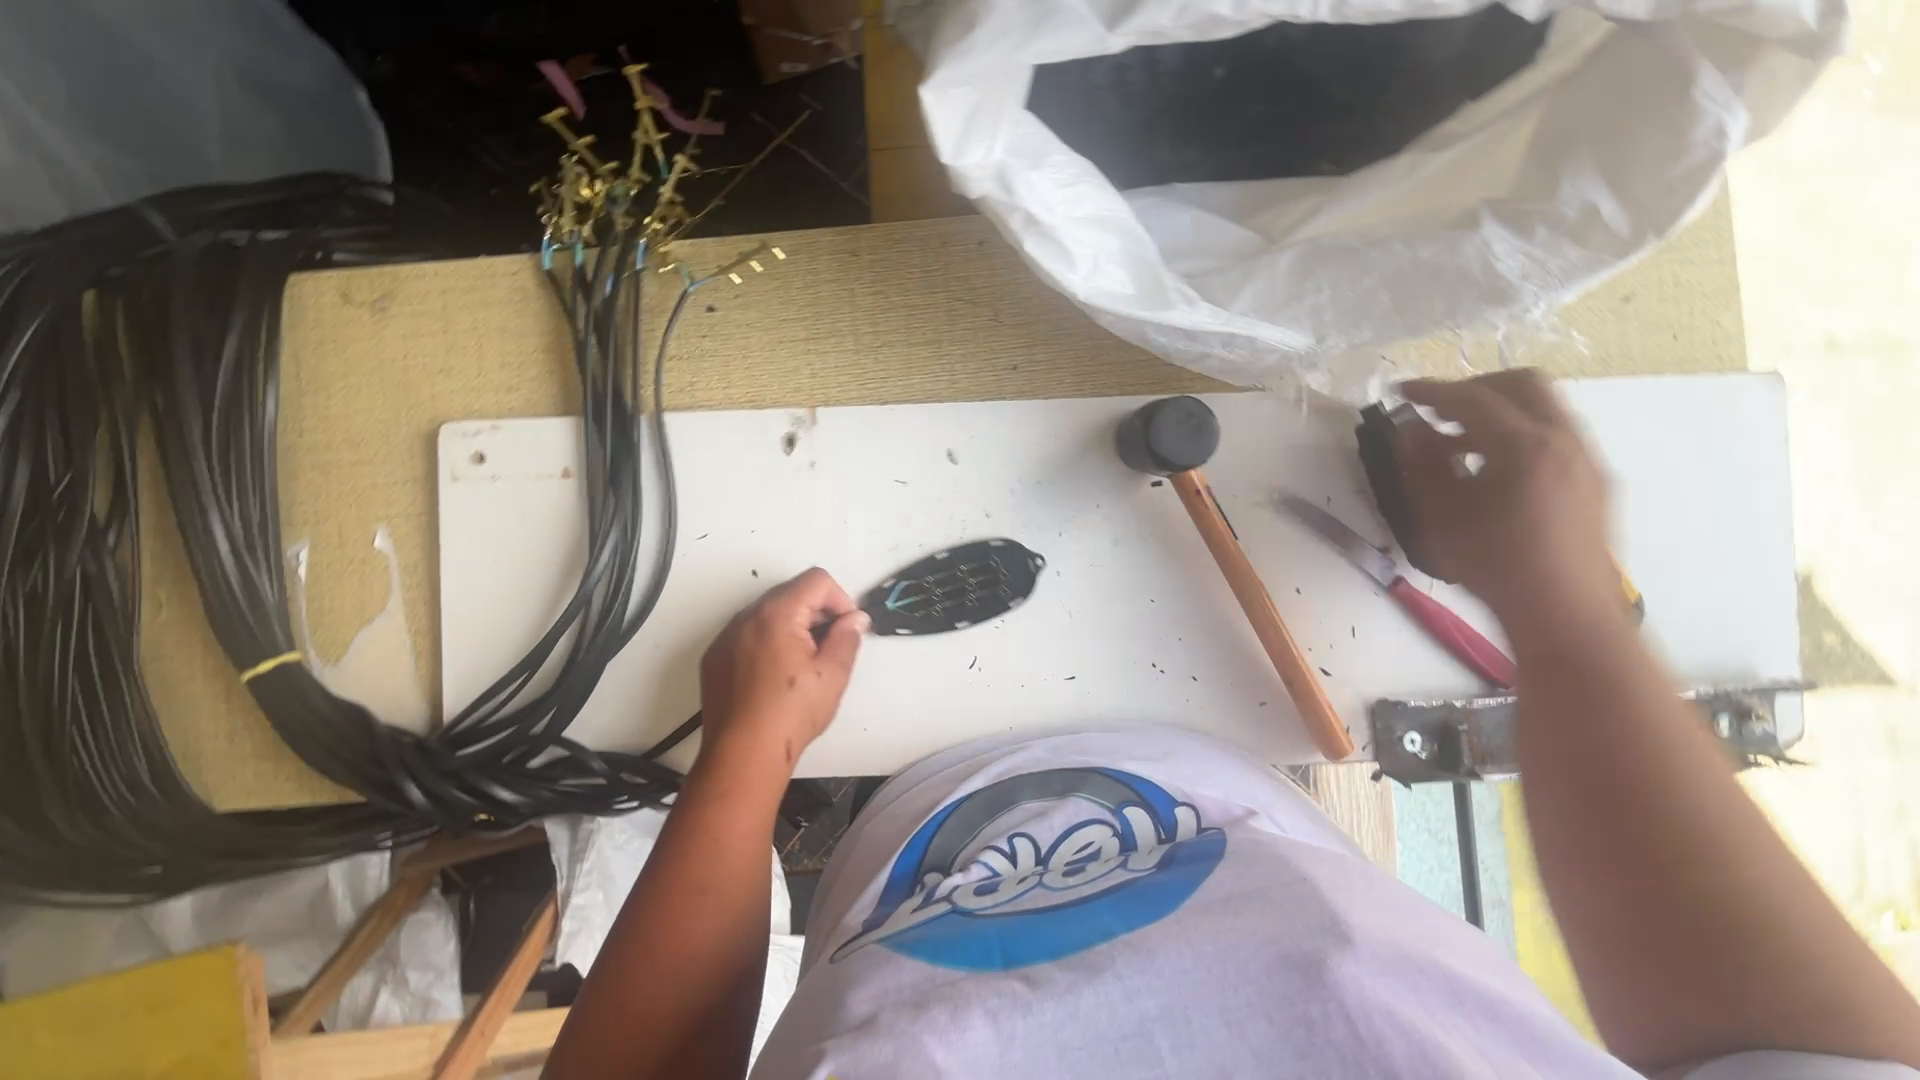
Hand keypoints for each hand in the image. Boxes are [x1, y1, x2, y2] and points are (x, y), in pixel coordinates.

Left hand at [698, 567, 868, 770]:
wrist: (743, 754)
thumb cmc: (791, 713)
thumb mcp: (833, 674)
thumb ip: (847, 637)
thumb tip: (854, 619)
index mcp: (777, 613)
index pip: (816, 580)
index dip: (840, 599)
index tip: (846, 629)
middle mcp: (746, 617)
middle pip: (790, 593)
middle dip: (816, 612)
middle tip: (829, 647)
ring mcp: (725, 637)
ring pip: (767, 614)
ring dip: (791, 627)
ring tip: (803, 665)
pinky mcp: (714, 658)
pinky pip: (746, 635)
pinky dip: (766, 643)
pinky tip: (775, 677)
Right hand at [1396, 370, 1620, 630]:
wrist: (1565, 615)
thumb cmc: (1496, 568)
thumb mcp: (1443, 517)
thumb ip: (1424, 465)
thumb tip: (1411, 429)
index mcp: (1525, 446)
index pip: (1474, 398)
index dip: (1432, 391)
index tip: (1400, 392)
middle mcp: (1564, 441)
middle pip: (1521, 385)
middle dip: (1474, 390)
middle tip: (1438, 413)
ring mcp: (1586, 460)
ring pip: (1543, 409)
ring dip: (1498, 414)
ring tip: (1460, 447)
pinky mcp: (1594, 482)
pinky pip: (1556, 436)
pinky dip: (1520, 435)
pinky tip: (1494, 472)